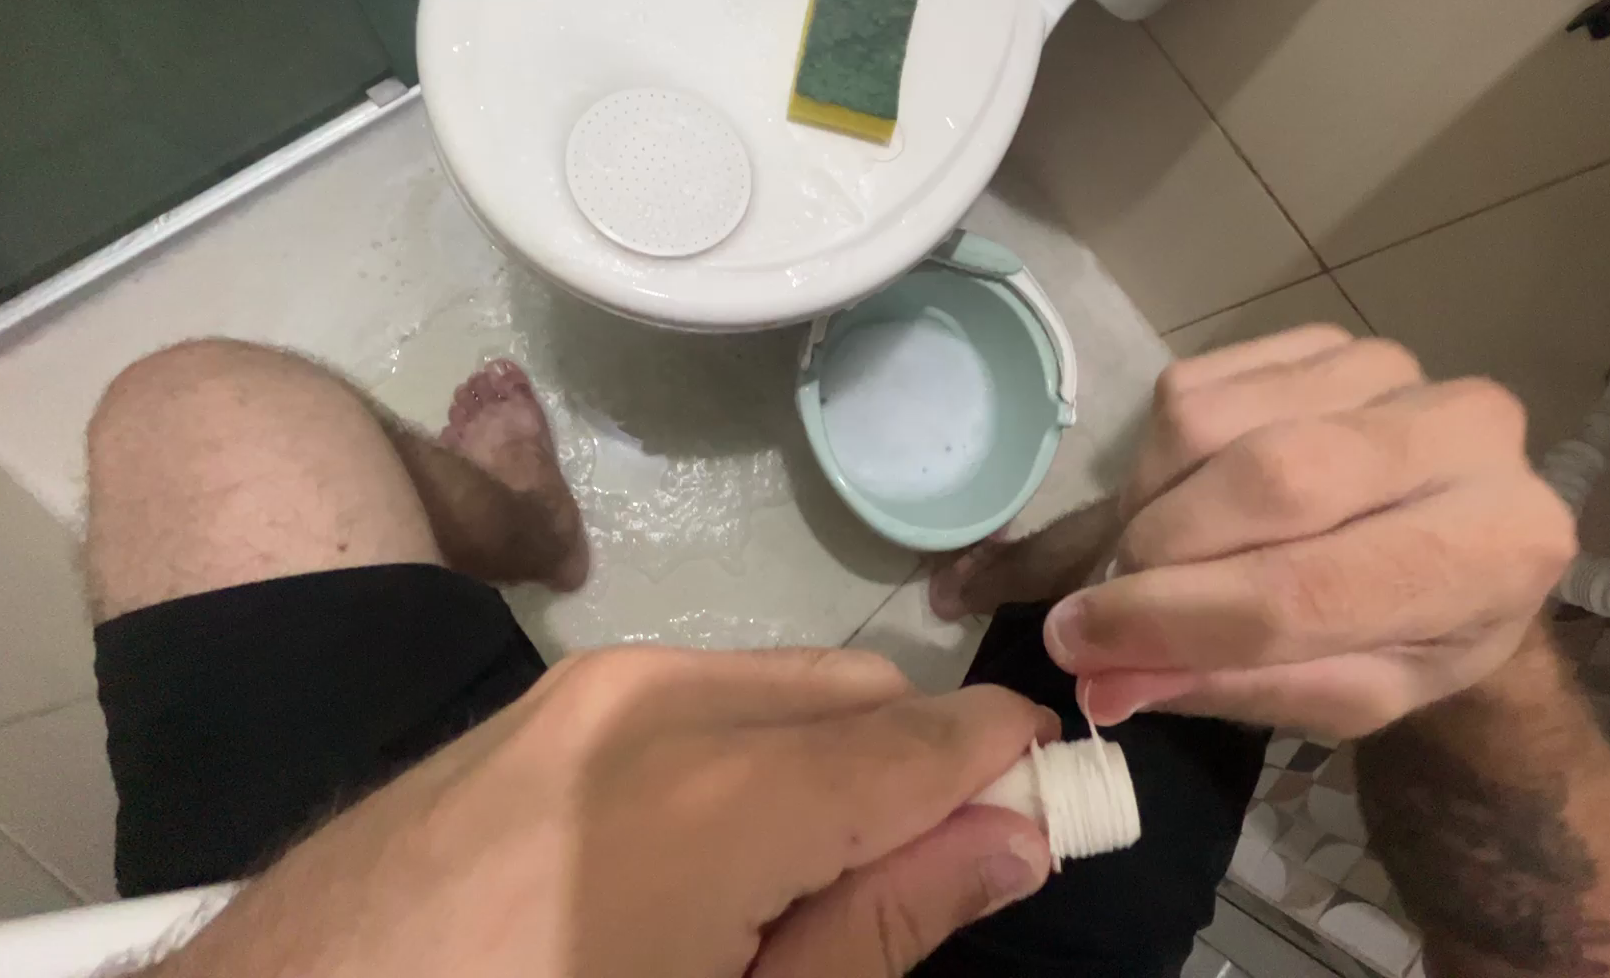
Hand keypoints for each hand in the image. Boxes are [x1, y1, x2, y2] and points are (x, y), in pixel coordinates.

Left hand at [151, 647, 1058, 977]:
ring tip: (808, 865)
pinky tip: (720, 836)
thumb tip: (1013, 837)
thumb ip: (883, 926)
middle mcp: (665, 697)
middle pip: (865, 692)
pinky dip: (765, 743)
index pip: (920, 739)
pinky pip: (717, 691)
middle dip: (923, 758)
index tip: (1051, 792)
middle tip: (922, 863)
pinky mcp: (558, 694)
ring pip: (795, 683)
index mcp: (713, 796)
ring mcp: (600, 683)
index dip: (1006, 757)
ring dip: (842, 752)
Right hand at [1048, 326, 1576, 738]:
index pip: (1306, 588)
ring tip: (1159, 552)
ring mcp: (1384, 366)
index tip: (1076, 643)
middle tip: (1103, 602)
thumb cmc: (1398, 631)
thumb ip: (1222, 683)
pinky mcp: (1315, 338)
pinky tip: (1186, 495)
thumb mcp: (1334, 694)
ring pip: (1207, 423)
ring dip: (1147, 505)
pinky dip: (1157, 458)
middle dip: (1156, 553)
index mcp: (1497, 545)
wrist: (1441, 547)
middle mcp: (1462, 429)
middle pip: (1264, 479)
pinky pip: (1189, 387)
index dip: (1173, 621)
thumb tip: (1096, 679)